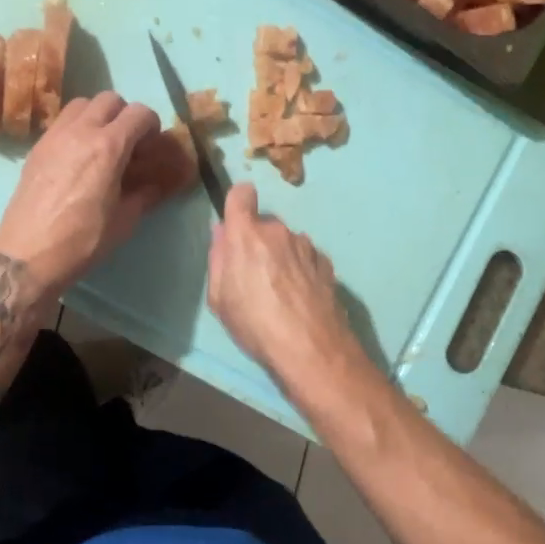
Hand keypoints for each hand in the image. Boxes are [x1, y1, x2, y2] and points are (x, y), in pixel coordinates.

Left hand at [0, 92, 165, 294]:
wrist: (27, 256)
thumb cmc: (81, 242)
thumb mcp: (123, 222)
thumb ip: (145, 195)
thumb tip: (157, 184)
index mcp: (108, 147)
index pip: (139, 113)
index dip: (151, 125)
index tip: (151, 146)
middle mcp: (80, 131)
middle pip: (109, 99)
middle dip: (124, 115)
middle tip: (127, 142)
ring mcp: (54, 136)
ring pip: (81, 104)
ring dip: (97, 115)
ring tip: (100, 144)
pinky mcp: (36, 147)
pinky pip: (61, 121)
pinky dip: (75, 127)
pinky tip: (77, 157)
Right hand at [207, 184, 365, 386]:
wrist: (311, 350)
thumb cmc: (255, 325)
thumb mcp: (219, 299)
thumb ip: (218, 258)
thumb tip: (220, 232)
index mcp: (247, 235)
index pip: (241, 194)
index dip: (237, 203)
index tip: (236, 222)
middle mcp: (279, 231)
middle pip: (264, 224)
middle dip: (257, 242)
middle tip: (253, 276)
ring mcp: (306, 246)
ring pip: (286, 241)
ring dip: (281, 256)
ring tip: (280, 292)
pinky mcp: (326, 263)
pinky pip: (306, 257)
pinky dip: (301, 269)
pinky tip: (300, 297)